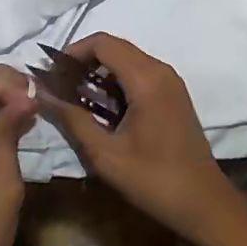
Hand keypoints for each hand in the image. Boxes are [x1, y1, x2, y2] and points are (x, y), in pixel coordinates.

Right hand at [39, 33, 246, 245]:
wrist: (202, 202)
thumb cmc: (153, 180)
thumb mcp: (105, 153)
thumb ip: (73, 118)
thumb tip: (43, 93)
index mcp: (146, 79)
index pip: (103, 43)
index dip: (73, 52)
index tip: (52, 73)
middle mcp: (161, 70)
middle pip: (116, 47)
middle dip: (84, 61)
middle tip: (59, 86)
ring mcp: (171, 80)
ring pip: (128, 59)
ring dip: (100, 71)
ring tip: (75, 98)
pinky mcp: (174, 93)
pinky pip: (141, 73)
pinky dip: (118, 81)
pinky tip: (102, 108)